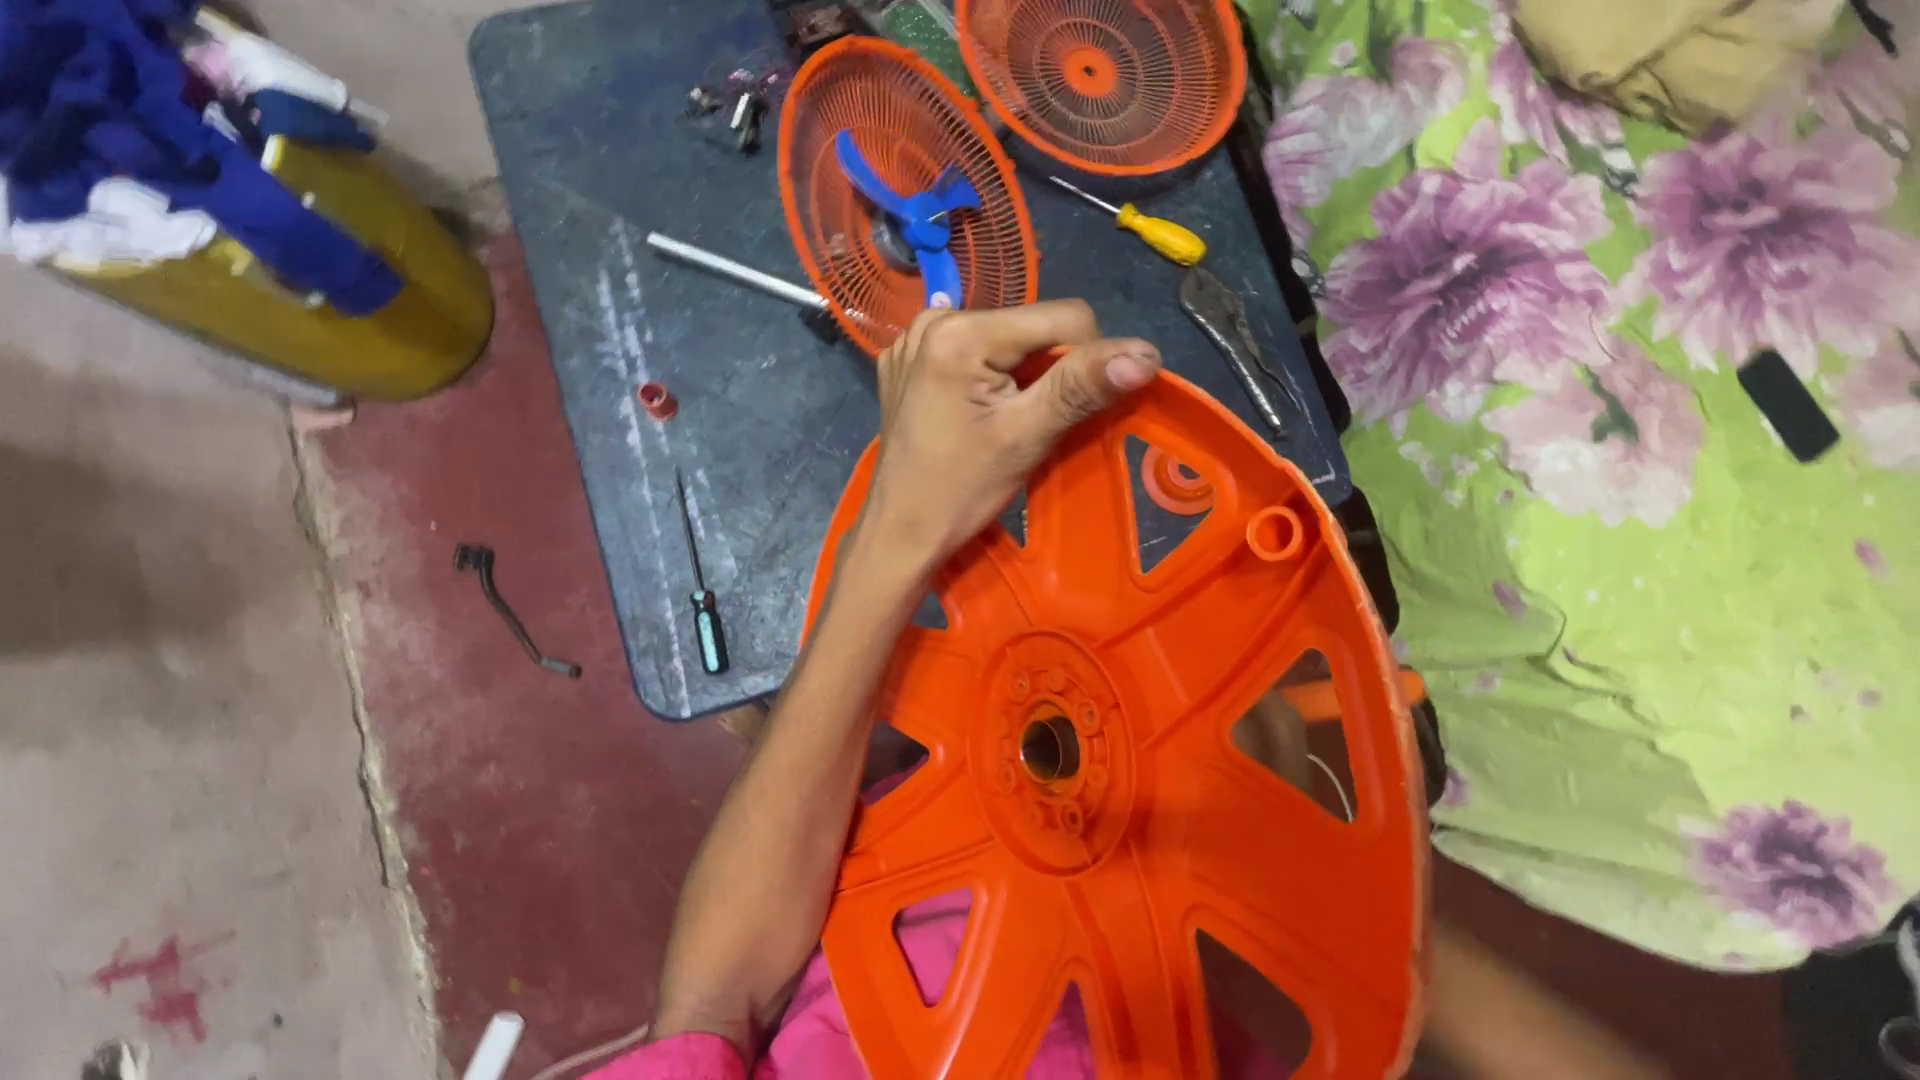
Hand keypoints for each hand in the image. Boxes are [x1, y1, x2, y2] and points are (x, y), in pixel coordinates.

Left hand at [858, 300, 1161, 571]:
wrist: (899, 531)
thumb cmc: (961, 491)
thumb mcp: (1027, 437)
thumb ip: (1082, 387)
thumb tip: (1147, 352)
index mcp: (961, 331)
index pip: (1065, 317)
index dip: (1083, 362)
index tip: (1061, 411)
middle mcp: (932, 318)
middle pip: (1030, 324)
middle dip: (1044, 369)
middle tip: (1025, 421)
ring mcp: (912, 338)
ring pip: (1004, 337)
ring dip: (1016, 374)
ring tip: (997, 419)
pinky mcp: (904, 359)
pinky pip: (969, 349)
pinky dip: (982, 374)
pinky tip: (970, 409)